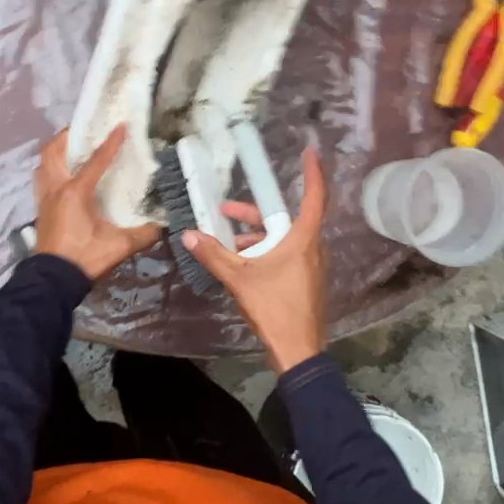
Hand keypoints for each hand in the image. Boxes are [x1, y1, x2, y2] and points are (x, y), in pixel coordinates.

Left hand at [34, 126, 161, 280]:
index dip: (111, 143)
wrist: (52, 282)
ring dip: (56, 153)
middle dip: (69, 137)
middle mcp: (56, 189)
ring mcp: (44, 199)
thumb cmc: (85, 259)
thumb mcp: (119, 246)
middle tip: (86, 131)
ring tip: (73, 149)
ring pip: (43, 164)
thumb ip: (143, 234)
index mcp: (75, 192)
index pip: (95, 161)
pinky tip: (65, 176)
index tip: (121, 126)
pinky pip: (43, 179)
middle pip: (54, 151)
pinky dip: (52, 170)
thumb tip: (163, 226)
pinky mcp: (41, 210)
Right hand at [182, 147, 328, 371]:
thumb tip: (189, 235)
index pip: (314, 197)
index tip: (309, 153)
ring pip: (285, 239)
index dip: (313, 173)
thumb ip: (214, 255)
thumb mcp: (239, 279)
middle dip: (256, 213)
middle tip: (226, 211)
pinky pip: (288, 255)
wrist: (298, 350)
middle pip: (286, 219)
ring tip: (229, 244)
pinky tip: (244, 264)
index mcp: (303, 239)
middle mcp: (313, 247)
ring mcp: (313, 265)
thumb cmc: (274, 308)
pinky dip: (267, 252)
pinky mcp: (308, 280)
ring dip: (258, 237)